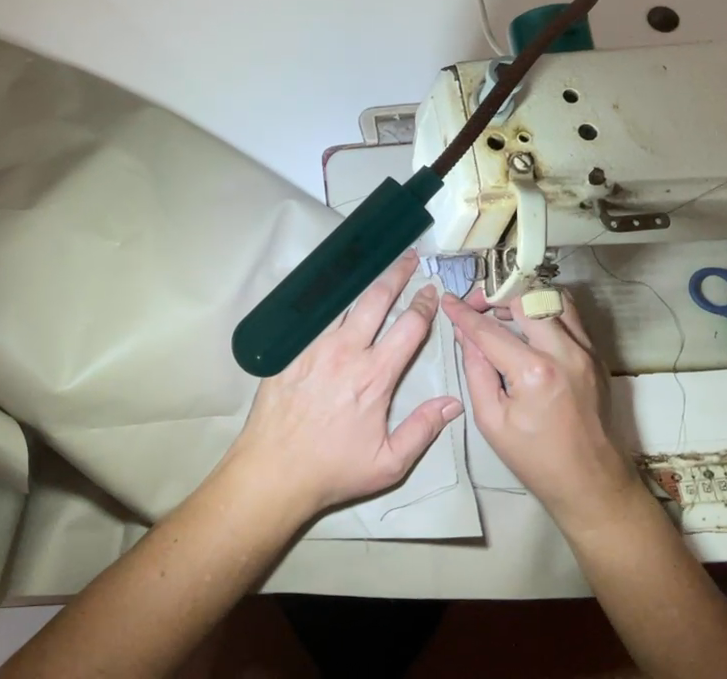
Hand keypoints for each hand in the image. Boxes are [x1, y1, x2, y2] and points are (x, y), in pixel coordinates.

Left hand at [219, 253, 462, 523]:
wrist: (274, 469)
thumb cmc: (333, 469)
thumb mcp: (388, 463)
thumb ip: (423, 429)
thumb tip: (453, 403)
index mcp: (374, 376)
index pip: (409, 328)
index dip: (423, 306)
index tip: (430, 292)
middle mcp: (345, 351)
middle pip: (375, 299)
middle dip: (395, 274)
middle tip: (406, 257)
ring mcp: (312, 346)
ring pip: (340, 300)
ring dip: (359, 279)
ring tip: (370, 263)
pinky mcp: (287, 350)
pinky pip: (308, 314)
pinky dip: (322, 297)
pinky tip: (327, 286)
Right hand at [443, 289, 642, 533]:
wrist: (591, 482)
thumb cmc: (535, 458)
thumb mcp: (491, 420)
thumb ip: (476, 370)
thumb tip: (465, 334)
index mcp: (535, 372)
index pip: (489, 330)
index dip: (463, 313)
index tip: (446, 300)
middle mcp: (565, 352)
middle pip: (526, 299)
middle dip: (495, 295)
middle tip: (476, 305)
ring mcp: (586, 351)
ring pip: (554, 299)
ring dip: (524, 299)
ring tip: (503, 311)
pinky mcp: (596, 355)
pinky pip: (571, 316)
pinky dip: (546, 311)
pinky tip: (528, 326)